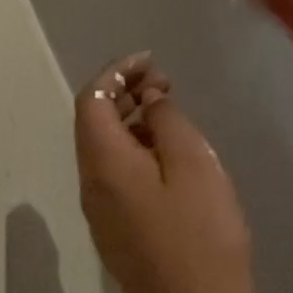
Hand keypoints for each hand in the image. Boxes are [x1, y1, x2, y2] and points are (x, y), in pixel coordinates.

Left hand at [74, 53, 256, 292]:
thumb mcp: (192, 161)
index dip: (118, 70)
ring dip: (131, 119)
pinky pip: (114, 173)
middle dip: (124, 91)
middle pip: (93, 122)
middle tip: (164, 80)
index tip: (152, 60)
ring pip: (104, 148)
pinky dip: (134, 147)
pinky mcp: (117, 231)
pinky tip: (167, 150)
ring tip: (170, 108)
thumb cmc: (200, 232)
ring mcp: (101, 213)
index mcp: (103, 163)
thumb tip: (149, 97)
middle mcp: (91, 185)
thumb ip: (166, 118)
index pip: (91, 98)